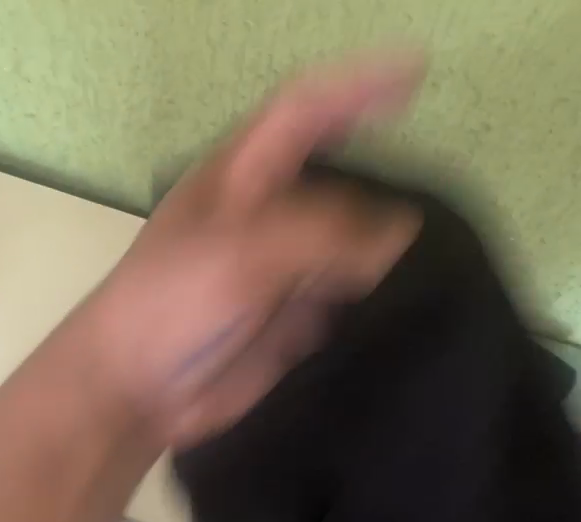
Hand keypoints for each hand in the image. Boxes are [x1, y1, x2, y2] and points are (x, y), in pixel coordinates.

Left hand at [76, 52, 425, 446]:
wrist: (136, 390)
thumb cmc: (171, 302)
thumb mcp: (242, 250)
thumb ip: (323, 235)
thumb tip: (399, 235)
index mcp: (243, 177)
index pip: (306, 112)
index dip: (358, 88)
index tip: (417, 73)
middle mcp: (267, 217)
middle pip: (340, 185)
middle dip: (387, 185)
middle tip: (444, 198)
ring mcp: (279, 273)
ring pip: (348, 250)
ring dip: (386, 253)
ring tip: (444, 255)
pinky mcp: (288, 324)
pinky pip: (342, 305)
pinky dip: (372, 305)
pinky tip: (406, 308)